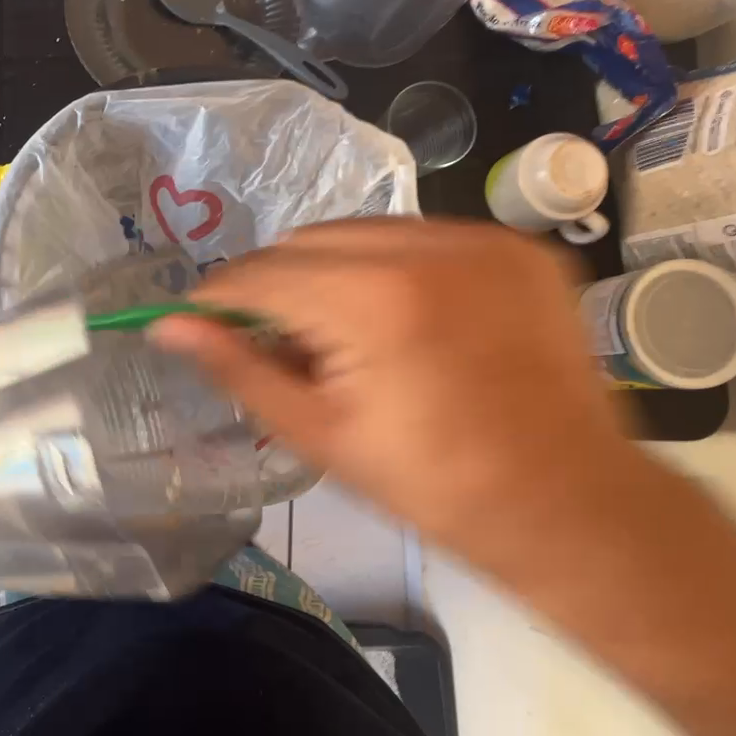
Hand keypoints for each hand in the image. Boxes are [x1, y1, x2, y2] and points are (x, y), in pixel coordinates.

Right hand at [149, 219, 651, 563]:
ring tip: (337, 332)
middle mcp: (428, 248)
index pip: (261, 274)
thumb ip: (236, 368)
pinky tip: (396, 318)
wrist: (568, 503)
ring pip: (361, 232)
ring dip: (329, 271)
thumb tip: (167, 327)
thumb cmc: (429, 484)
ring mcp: (481, 241)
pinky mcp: (518, 248)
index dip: (218, 296)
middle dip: (274, 285)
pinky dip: (388, 266)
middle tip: (274, 340)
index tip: (200, 320)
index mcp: (372, 301)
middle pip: (306, 242)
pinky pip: (420, 237)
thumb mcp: (316, 432)